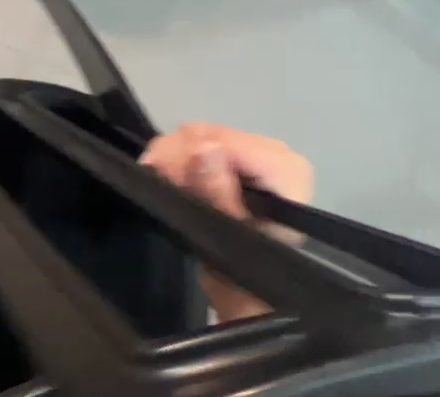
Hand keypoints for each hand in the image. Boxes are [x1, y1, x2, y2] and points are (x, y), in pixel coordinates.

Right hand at [140, 122, 313, 321]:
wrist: (250, 305)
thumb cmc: (249, 286)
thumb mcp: (232, 247)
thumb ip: (218, 195)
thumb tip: (204, 147)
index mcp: (289, 175)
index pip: (236, 145)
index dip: (194, 149)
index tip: (157, 164)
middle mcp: (280, 155)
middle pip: (217, 135)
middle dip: (179, 150)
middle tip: (150, 170)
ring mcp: (260, 155)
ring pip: (205, 134)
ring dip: (174, 152)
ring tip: (154, 172)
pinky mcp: (240, 158)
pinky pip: (201, 141)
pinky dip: (179, 154)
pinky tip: (164, 170)